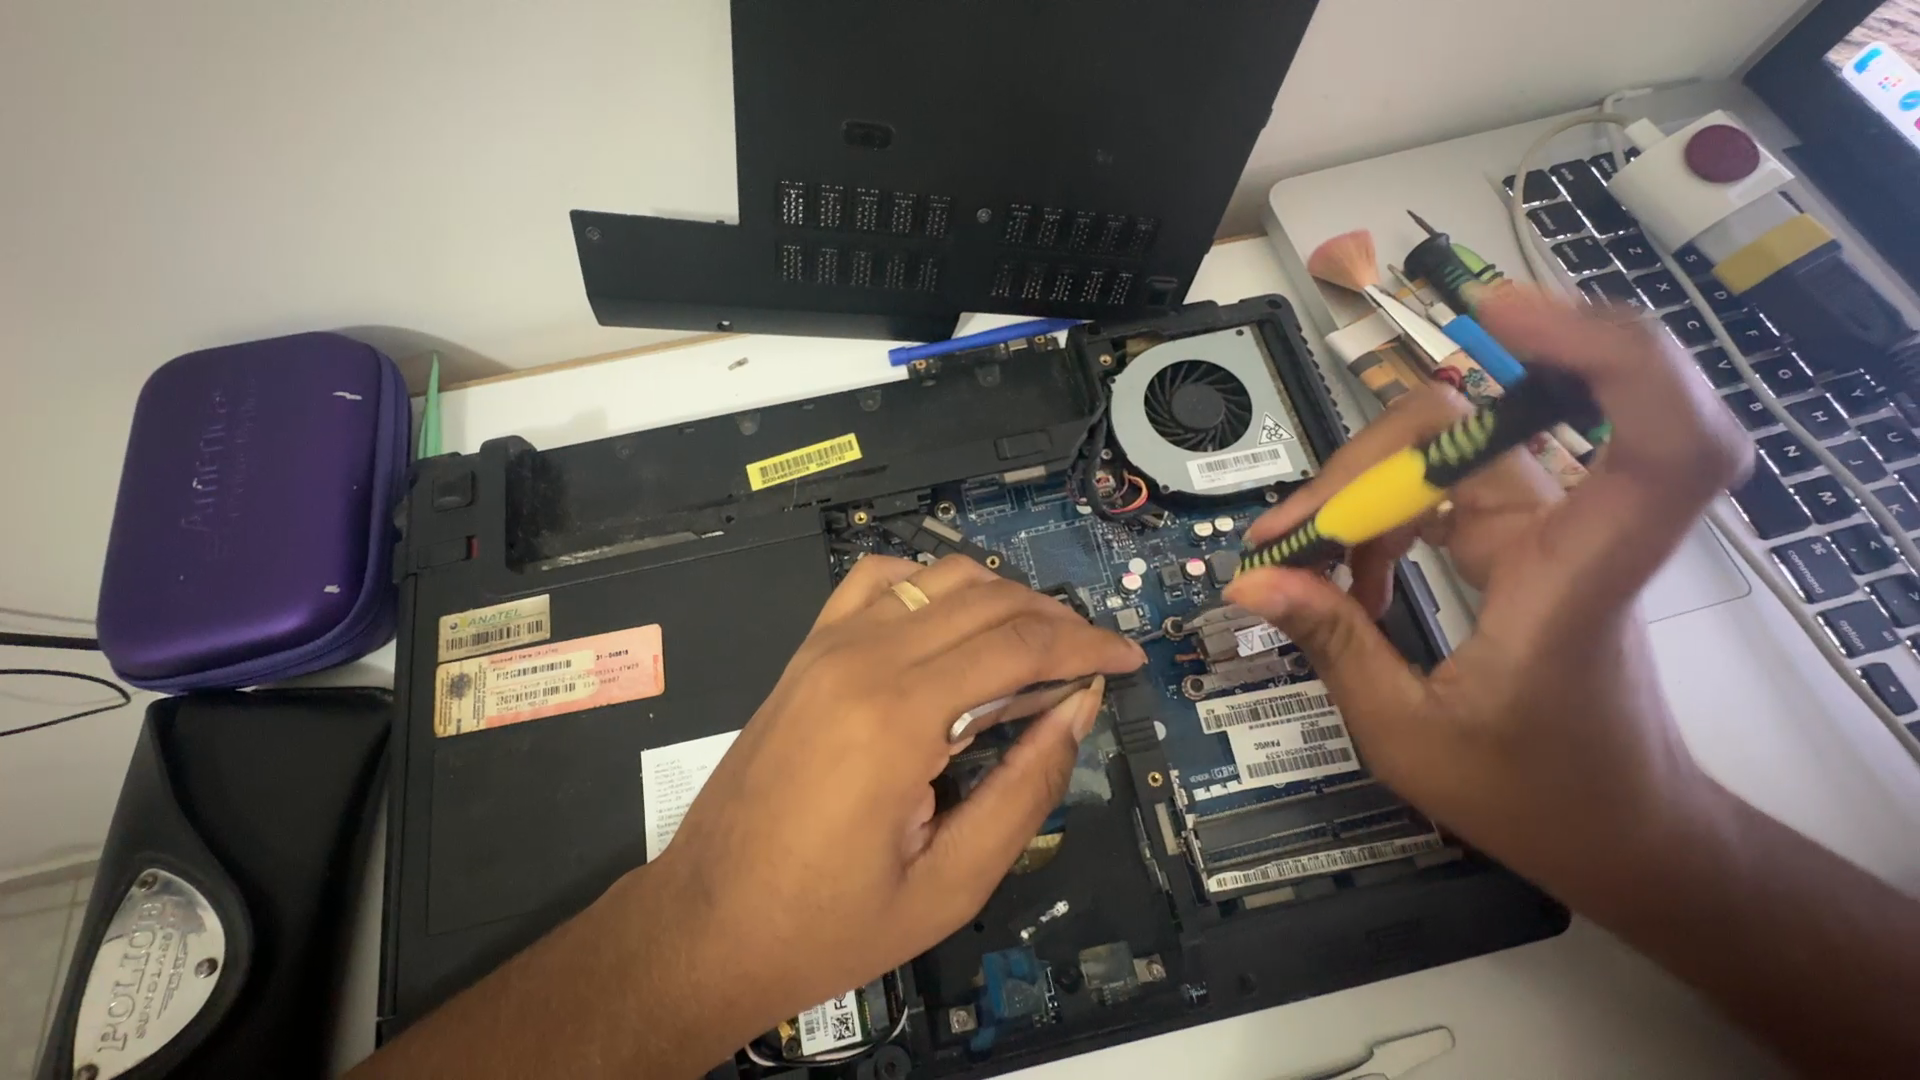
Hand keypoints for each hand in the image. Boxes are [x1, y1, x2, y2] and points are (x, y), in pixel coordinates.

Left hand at [639, 554, 1143, 1060]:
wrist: (708, 924)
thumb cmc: (829, 923)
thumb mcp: (951, 882)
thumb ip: (1025, 787)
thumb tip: (1076, 708)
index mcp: (899, 716)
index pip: (1020, 644)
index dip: (1087, 643)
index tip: (1127, 658)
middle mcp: (862, 658)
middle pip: (987, 600)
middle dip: (1056, 620)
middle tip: (1092, 659)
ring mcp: (827, 646)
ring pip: (938, 578)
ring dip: (1001, 598)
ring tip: (1036, 645)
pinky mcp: (807, 651)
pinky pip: (876, 582)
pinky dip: (929, 584)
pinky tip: (951, 619)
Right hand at [1225, 291, 1750, 885]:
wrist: (1615, 830)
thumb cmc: (1532, 795)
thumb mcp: (1407, 734)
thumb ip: (1332, 645)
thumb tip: (1249, 581)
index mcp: (1574, 582)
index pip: (1654, 442)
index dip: (1602, 355)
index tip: (1499, 314)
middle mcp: (1568, 534)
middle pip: (1469, 434)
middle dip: (1363, 467)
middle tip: (1287, 536)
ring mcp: (1541, 532)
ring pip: (1441, 457)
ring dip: (1358, 495)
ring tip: (1297, 559)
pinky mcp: (1517, 543)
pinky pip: (1437, 495)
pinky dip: (1378, 522)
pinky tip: (1343, 577)